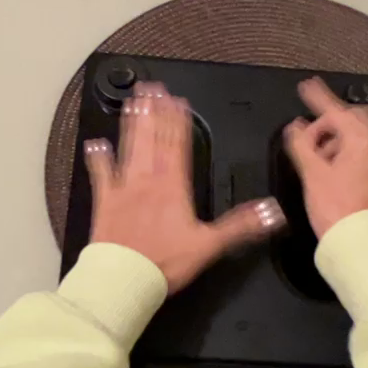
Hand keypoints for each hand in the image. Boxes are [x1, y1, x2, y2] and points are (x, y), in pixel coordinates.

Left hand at [85, 82, 284, 292]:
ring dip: (132, 124)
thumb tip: (271, 212)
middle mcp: (148, 180)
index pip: (178, 145)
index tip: (178, 101)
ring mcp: (124, 188)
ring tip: (133, 102)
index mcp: (173, 187)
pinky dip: (98, 159)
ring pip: (130, 148)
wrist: (124, 278)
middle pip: (153, 139)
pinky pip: (100, 175)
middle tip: (153, 88)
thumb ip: (240, 225)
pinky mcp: (105, 201)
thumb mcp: (209, 245)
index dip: (178, 121)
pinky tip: (96, 144)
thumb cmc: (165, 262)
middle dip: (154, 112)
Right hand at [284, 77, 367, 238]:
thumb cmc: (335, 208)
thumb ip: (302, 144)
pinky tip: (330, 163)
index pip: (336, 110)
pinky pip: (364, 149)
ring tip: (316, 151)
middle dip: (331, 118)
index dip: (318, 97)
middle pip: (355, 117)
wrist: (356, 242)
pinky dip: (347, 147)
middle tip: (310, 130)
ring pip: (360, 133)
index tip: (306, 86)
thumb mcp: (311, 173)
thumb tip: (296, 128)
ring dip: (338, 134)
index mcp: (360, 141)